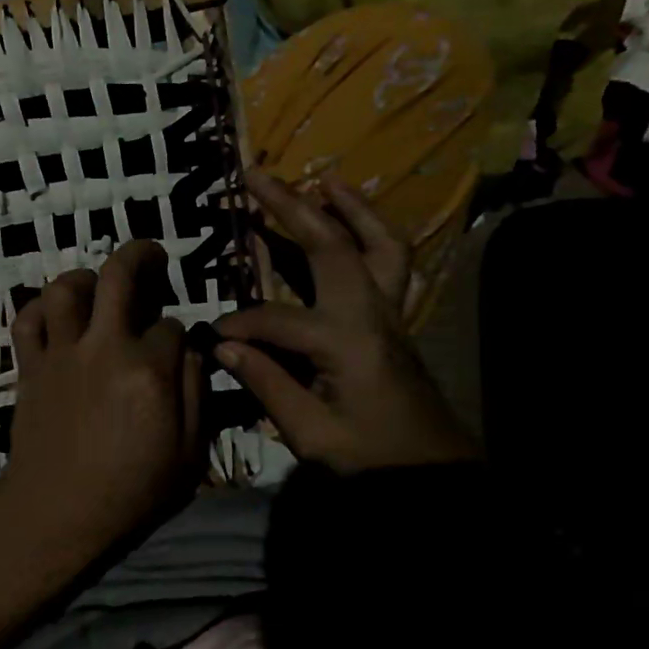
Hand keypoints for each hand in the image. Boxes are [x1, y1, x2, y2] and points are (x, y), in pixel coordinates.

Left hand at [0, 240, 205, 551]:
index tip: (179, 350)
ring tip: (97, 284)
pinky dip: (39, 310)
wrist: (56, 515)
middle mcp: (103, 347)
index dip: (180, 333)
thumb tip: (192, 351)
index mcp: (147, 369)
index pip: (172, 325)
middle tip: (152, 255)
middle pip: (118, 276)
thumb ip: (196, 394)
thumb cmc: (130, 491)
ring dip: (85, 277)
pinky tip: (55, 317)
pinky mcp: (29, 368)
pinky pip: (26, 321)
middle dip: (141, 255)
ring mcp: (61, 354)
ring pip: (64, 289)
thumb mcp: (188, 453)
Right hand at [215, 170, 478, 473]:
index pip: (278, 319)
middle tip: (256, 175)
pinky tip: (351, 224)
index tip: (214, 336)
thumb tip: (223, 345)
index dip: (241, 325)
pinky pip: (390, 261)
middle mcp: (370, 312)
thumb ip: (266, 384)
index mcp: (346, 342)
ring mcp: (390, 310)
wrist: (435, 474)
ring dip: (350, 207)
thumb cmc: (374, 459)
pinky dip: (370, 232)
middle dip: (290, 206)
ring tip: (324, 180)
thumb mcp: (313, 434)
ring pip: (378, 242)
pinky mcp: (396, 317)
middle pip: (330, 246)